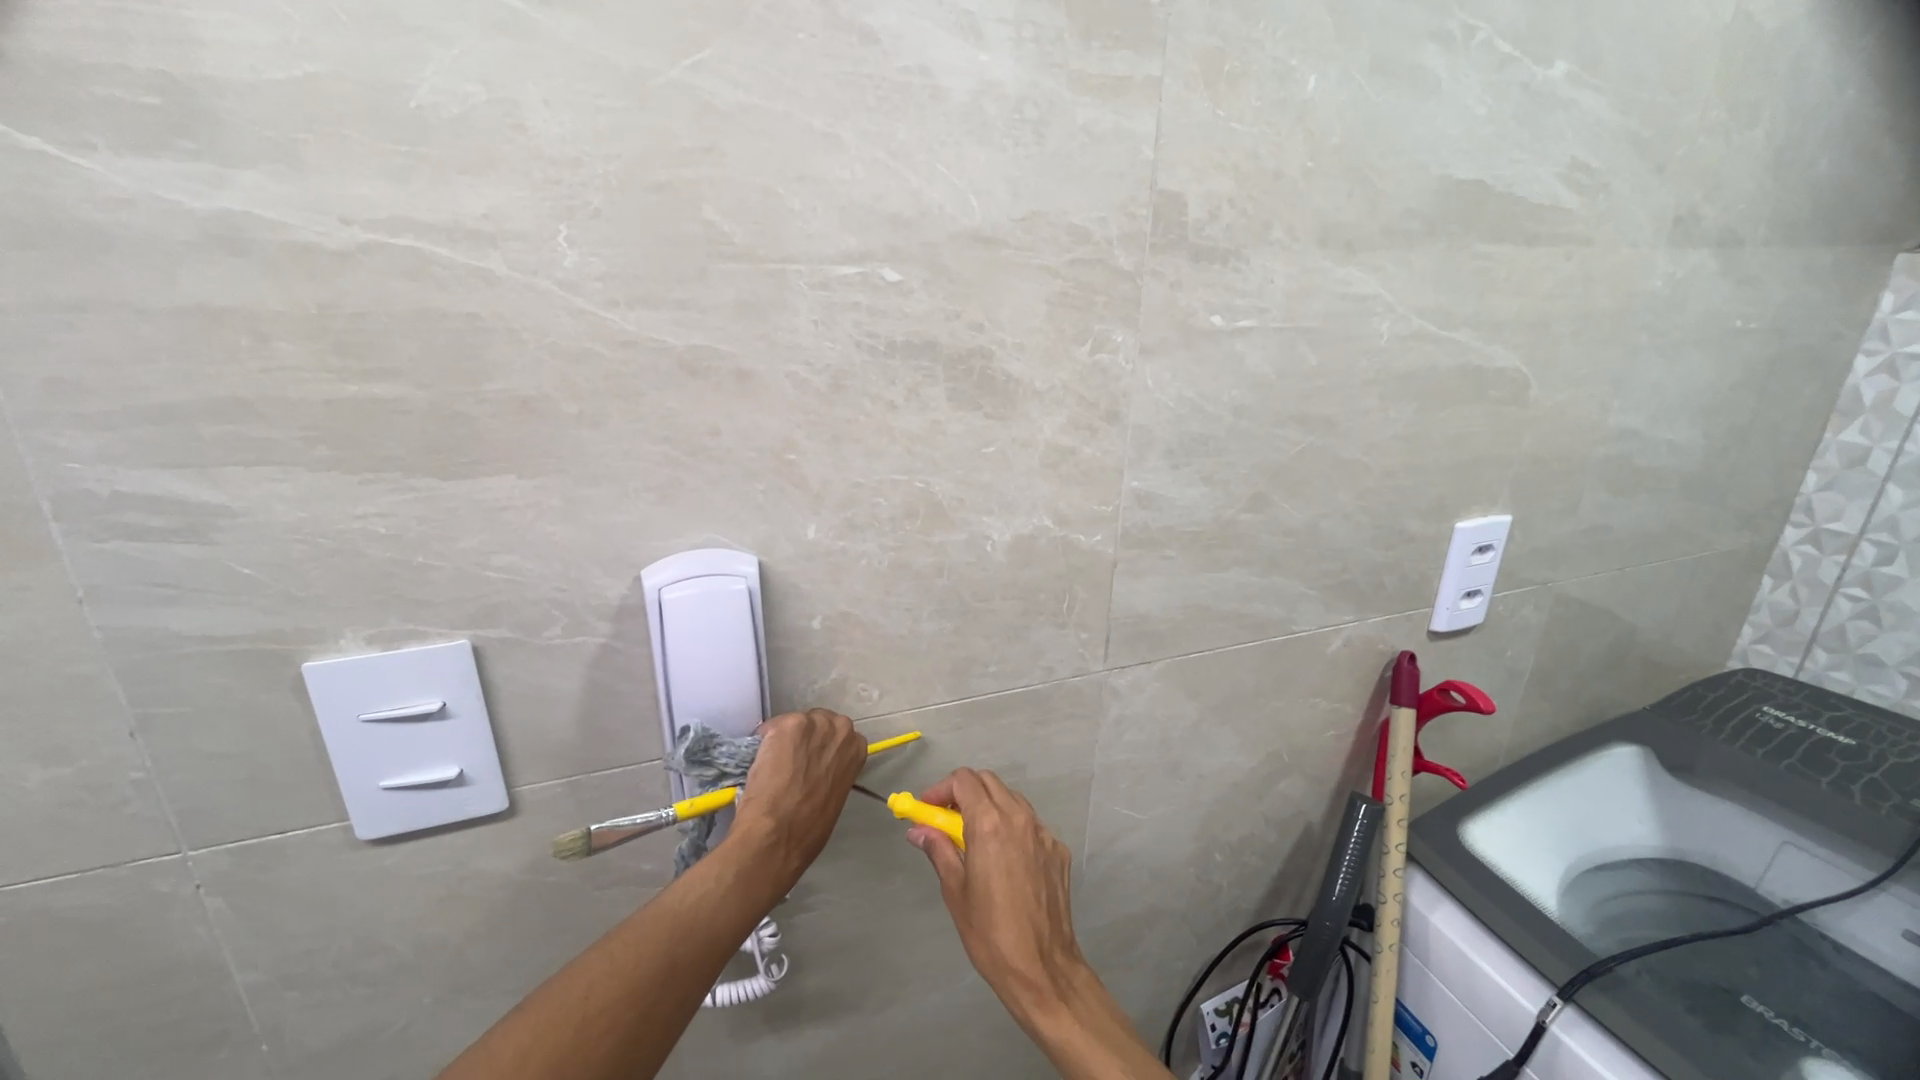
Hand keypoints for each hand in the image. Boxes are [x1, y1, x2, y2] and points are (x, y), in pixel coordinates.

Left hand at [730, 708, 866, 885]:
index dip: (821, 748)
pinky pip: (770, 728)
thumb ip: (832, 773)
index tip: (810, 760)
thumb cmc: (811, 826)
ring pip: (794, 723)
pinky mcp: (786, 725)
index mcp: (856, 748)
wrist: (780, 832)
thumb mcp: (836, 796)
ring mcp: (812, 724)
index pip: (838, 735)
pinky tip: (760, 762)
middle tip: (790, 760)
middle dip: (805, 738)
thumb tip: (816, 772)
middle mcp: (840, 728)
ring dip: (784, 739)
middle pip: (818, 722)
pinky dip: (763, 742)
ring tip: (773, 764)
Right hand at [907, 768, 1089, 1021]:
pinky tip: (1004, 859)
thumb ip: (938, 850)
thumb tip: (918, 830)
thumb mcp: (955, 890)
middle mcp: (1020, 819)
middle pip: (988, 782)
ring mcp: (1044, 833)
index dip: (941, 789)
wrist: (1042, 967)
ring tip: (973, 838)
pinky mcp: (1058, 851)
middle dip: (964, 792)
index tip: (927, 809)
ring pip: (1012, 799)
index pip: (964, 780)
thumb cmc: (989, 933)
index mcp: (990, 824)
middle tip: (946, 819)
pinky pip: (1031, 824)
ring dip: (989, 806)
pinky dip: (1012, 827)